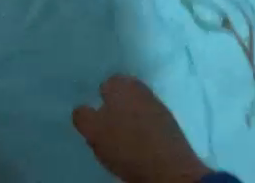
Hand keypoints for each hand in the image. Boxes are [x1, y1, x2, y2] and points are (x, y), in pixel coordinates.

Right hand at [72, 75, 209, 182]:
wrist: (170, 170)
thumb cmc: (126, 145)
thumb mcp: (92, 130)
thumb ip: (82, 116)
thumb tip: (82, 110)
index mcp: (121, 83)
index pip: (106, 84)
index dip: (100, 101)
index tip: (98, 118)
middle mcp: (142, 88)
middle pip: (123, 97)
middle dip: (117, 109)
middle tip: (109, 131)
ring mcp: (160, 107)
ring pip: (138, 110)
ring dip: (132, 122)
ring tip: (126, 143)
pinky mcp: (173, 127)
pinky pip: (152, 125)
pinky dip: (146, 133)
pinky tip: (142, 148)